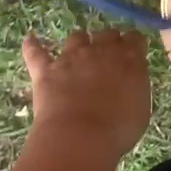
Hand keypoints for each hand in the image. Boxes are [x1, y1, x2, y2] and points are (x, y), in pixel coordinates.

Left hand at [21, 29, 150, 163]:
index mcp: (128, 59)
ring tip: (80, 50)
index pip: (135, 38)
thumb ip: (136, 85)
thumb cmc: (118, 129)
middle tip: (109, 56)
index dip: (133, 44)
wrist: (80, 137)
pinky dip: (32, 45)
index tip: (133, 52)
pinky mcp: (46, 70)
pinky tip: (30, 38)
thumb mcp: (140, 108)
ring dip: (80, 41)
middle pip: (107, 33)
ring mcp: (71, 58)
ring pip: (76, 37)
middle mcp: (100, 50)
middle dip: (109, 41)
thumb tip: (132, 77)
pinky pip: (36, 53)